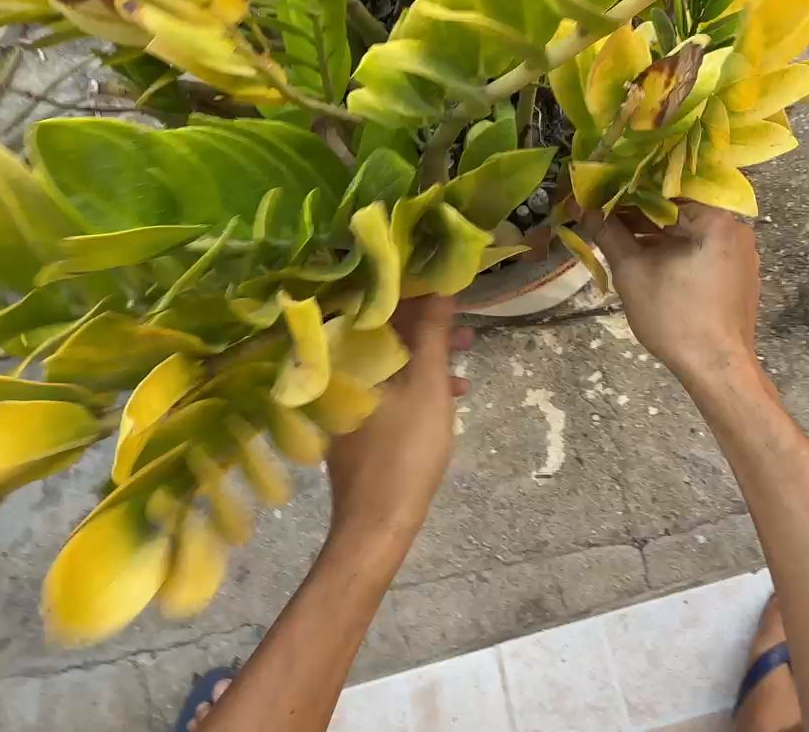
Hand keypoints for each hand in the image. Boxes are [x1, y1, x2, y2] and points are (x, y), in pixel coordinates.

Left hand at [324, 295, 471, 543]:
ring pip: (391, 361)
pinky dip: (416, 382)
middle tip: (467, 328)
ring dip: (429, 355)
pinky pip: (387, 385)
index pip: (379, 307)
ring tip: (468, 356)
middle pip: (387, 334)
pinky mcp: (355, 420)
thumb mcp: (429, 386)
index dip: (416, 295)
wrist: (378, 523)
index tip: (448, 290)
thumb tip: (438, 285)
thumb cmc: (406, 450)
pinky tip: (449, 393)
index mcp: (349, 356)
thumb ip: (434, 333)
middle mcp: (339, 370)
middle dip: (430, 327)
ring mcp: (345, 397)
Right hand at [595, 202, 761, 385]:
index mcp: (716, 219)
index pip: (665, 192)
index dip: (628, 194)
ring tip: (622, 241)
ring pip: (690, 232)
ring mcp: (742, 254)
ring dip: (656, 235)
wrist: (717, 369)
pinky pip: (703, 251)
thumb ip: (606, 232)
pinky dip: (677, 251)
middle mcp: (736, 229)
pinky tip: (651, 263)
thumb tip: (579, 205)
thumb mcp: (632, 271)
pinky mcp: (740, 275)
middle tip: (605, 220)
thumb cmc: (675, 317)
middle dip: (640, 216)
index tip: (600, 197)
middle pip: (679, 211)